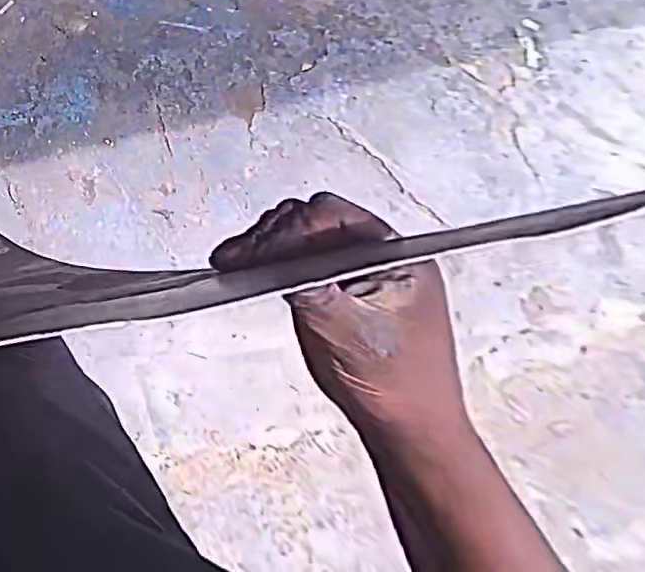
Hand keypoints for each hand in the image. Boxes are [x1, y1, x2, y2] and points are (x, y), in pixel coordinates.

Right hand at [211, 194, 467, 442]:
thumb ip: (309, 283)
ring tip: (238, 260)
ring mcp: (353, 269)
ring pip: (298, 235)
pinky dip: (269, 260)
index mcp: (394, 254)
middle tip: (242, 254)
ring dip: (266, 245)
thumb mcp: (344, 327)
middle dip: (271, 235)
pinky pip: (296, 258)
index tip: (261, 249)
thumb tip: (270, 252)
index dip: (291, 228)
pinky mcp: (334, 286)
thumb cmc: (396, 385)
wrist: (406, 429)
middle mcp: (375, 254)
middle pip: (309, 219)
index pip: (329, 214)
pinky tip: (247, 268)